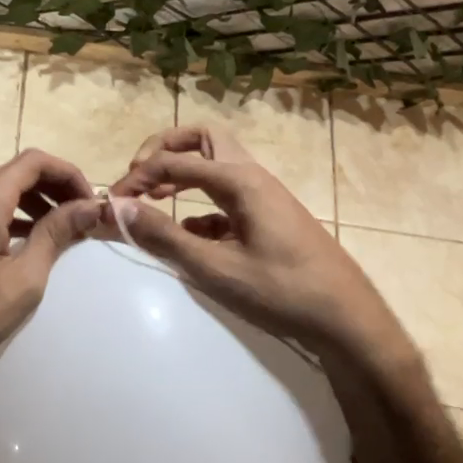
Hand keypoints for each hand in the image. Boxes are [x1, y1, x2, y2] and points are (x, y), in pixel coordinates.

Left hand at [0, 149, 102, 405]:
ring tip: (60, 228)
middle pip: (13, 172)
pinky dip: (6, 213)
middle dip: (52, 187)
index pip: (32, 163)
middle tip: (80, 215)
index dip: (67, 173)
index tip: (89, 201)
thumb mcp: (25, 279)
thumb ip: (56, 234)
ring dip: (30, 201)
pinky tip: (27, 237)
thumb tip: (90, 208)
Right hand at [106, 126, 406, 356]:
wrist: (350, 323)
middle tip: (138, 174)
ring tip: (153, 199)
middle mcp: (253, 177)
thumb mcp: (215, 268)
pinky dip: (198, 204)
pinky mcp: (269, 220)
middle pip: (202, 139)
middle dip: (164, 149)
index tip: (112, 201)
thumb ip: (164, 236)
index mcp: (240, 181)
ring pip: (216, 165)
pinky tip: (186, 235)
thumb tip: (119, 208)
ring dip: (181, 174)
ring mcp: (264, 198)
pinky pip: (225, 197)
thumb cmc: (283, 292)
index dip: (137, 177)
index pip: (174, 161)